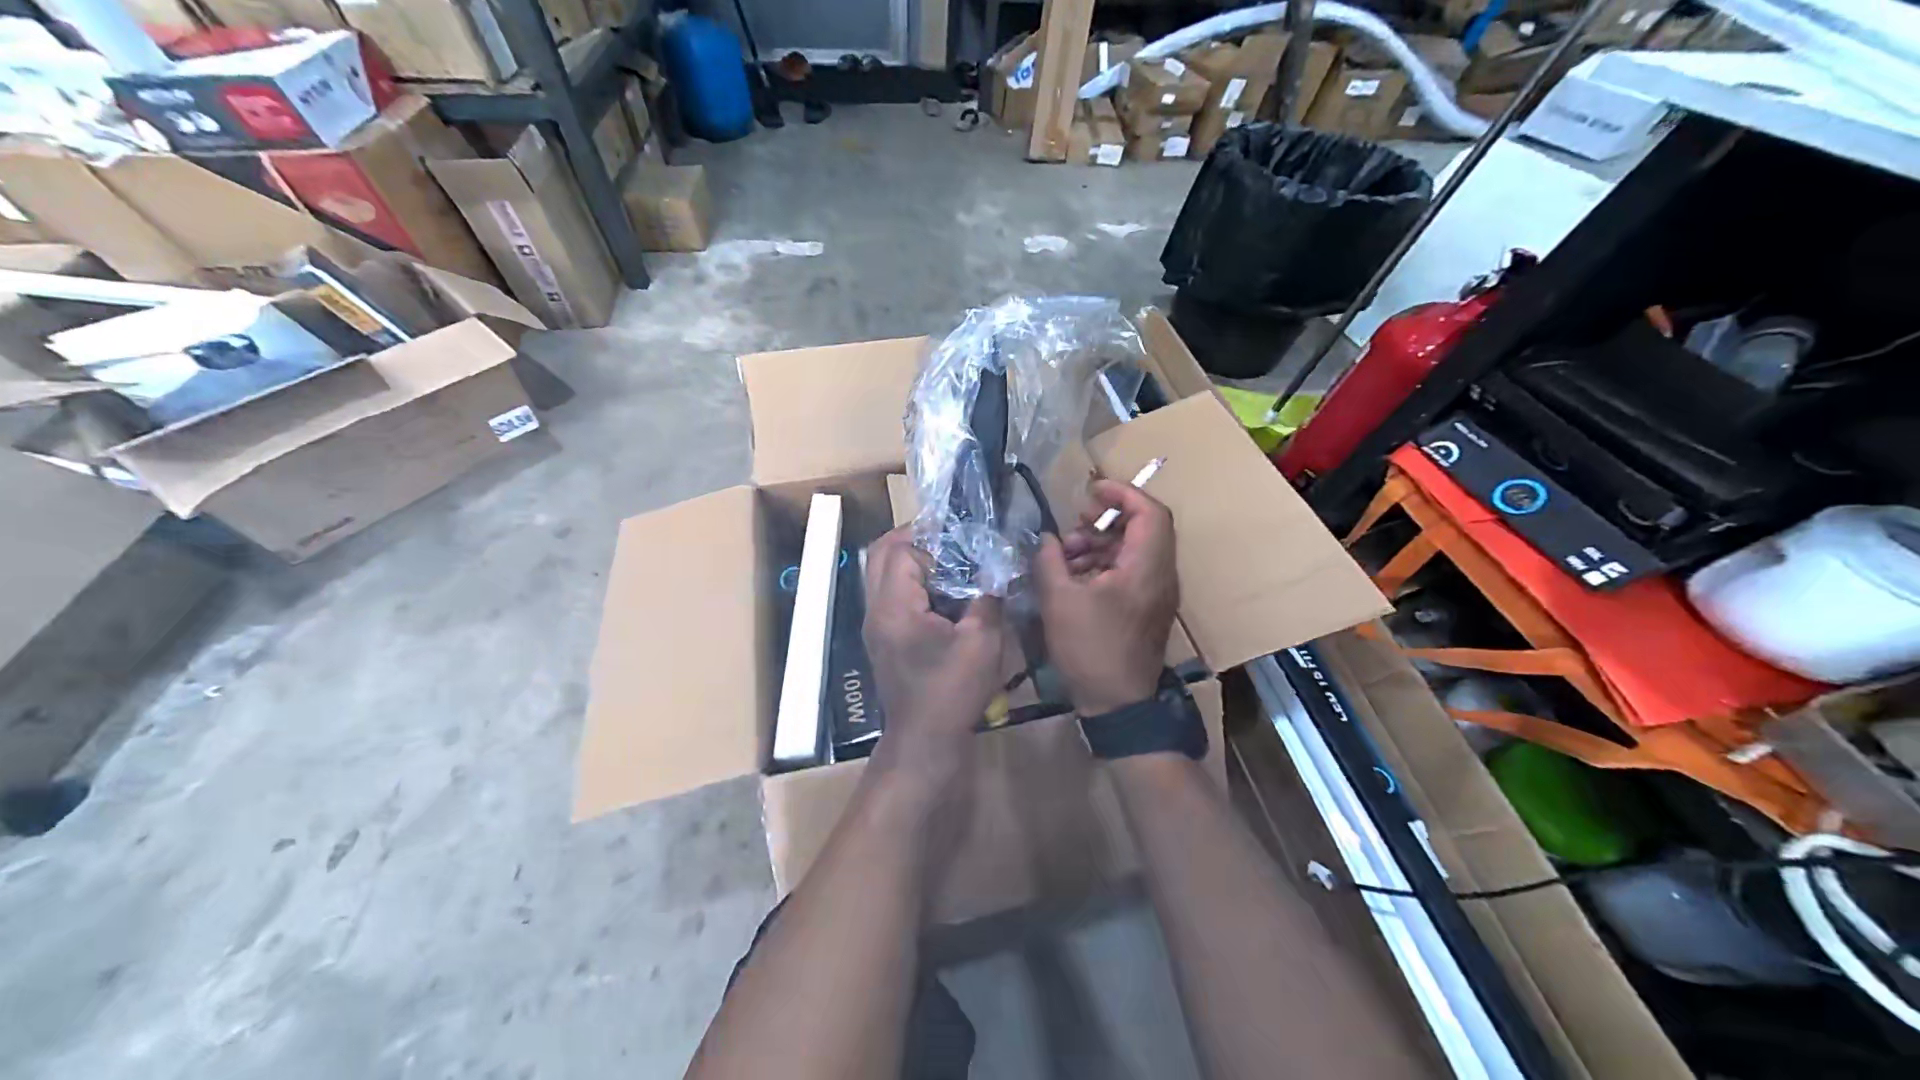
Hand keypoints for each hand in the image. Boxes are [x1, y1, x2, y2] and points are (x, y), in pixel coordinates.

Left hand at [862, 527, 1006, 766]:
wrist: (924, 743)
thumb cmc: (952, 691)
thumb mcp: (981, 641)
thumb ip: (988, 596)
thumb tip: (996, 566)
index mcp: (893, 606)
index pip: (901, 549)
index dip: (931, 537)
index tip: (963, 535)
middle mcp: (876, 610)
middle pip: (883, 555)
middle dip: (916, 540)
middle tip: (952, 538)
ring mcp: (876, 626)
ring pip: (885, 575)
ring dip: (914, 561)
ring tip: (953, 561)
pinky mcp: (884, 639)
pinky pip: (892, 596)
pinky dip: (914, 584)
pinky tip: (947, 593)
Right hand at [1033, 479, 1178, 715]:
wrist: (1118, 704)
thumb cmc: (1090, 649)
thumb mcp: (1059, 600)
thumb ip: (1049, 560)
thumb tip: (1045, 538)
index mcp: (1146, 567)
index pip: (1150, 511)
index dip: (1122, 493)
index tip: (1090, 491)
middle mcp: (1160, 575)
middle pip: (1143, 527)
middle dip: (1105, 520)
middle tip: (1074, 526)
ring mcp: (1155, 593)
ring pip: (1134, 549)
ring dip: (1100, 544)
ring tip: (1065, 556)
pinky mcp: (1146, 608)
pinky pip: (1130, 571)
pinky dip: (1104, 564)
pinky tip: (1074, 577)